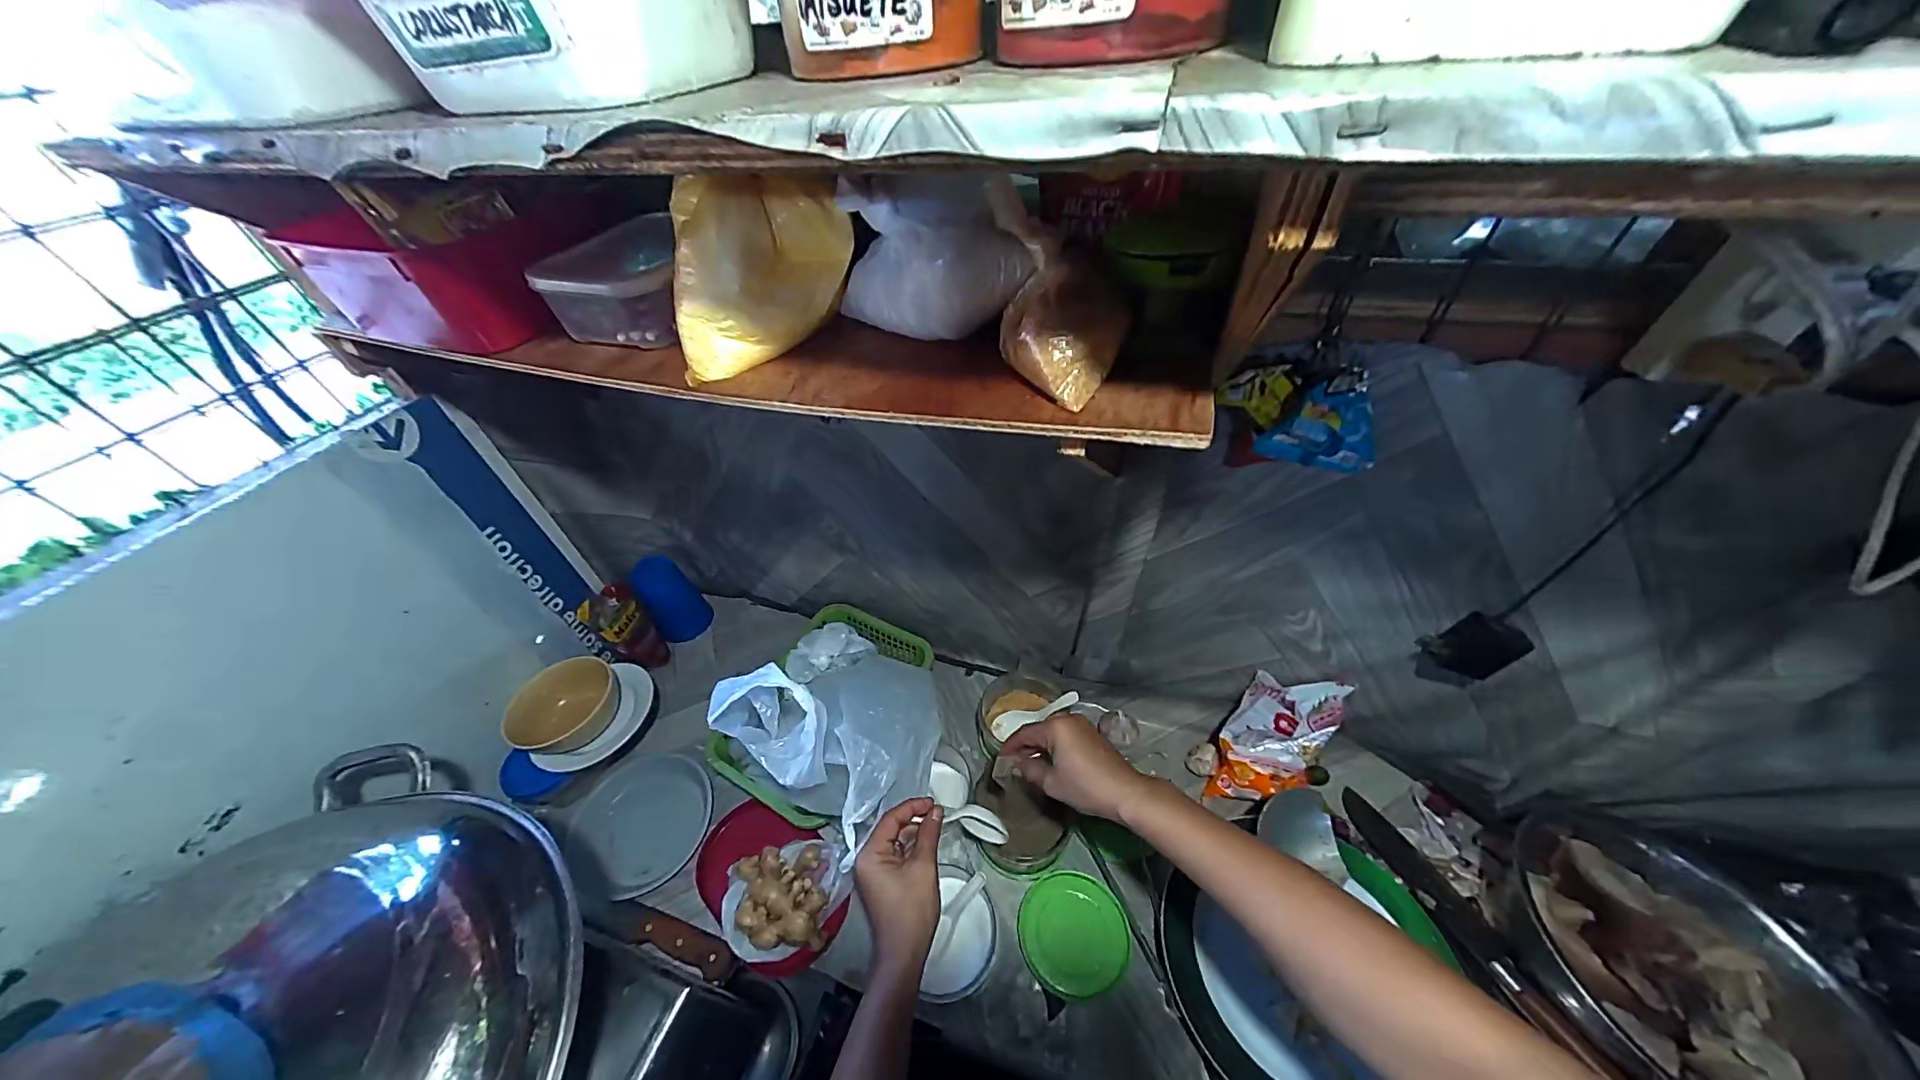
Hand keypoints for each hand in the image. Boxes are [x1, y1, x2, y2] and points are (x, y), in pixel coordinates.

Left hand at [853, 796, 942, 973]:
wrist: (903, 953)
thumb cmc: (911, 910)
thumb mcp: (923, 866)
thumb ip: (928, 833)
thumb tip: (935, 811)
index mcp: (868, 854)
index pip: (890, 819)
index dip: (912, 807)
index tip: (933, 803)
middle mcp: (865, 860)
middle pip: (889, 829)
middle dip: (913, 820)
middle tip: (936, 814)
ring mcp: (871, 872)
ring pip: (893, 842)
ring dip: (912, 834)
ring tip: (934, 829)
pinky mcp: (880, 882)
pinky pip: (894, 856)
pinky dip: (909, 849)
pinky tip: (925, 846)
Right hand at [997, 712, 1161, 822]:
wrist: (1125, 792)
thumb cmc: (1086, 786)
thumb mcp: (1052, 782)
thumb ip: (1030, 769)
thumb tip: (1019, 764)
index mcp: (1056, 726)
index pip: (1024, 733)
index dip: (1010, 748)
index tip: (1000, 760)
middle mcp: (1069, 719)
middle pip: (1039, 730)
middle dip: (1025, 747)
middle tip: (1013, 764)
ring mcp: (1083, 725)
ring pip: (1053, 733)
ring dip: (1041, 747)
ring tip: (1030, 765)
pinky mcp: (1092, 735)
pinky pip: (1066, 737)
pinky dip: (1055, 747)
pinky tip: (1051, 762)